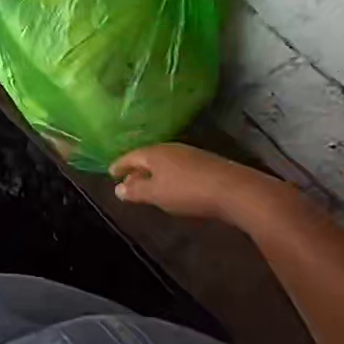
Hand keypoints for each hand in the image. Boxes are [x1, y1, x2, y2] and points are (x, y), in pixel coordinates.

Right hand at [109, 143, 281, 223]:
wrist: (233, 190)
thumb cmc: (187, 191)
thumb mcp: (156, 194)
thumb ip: (136, 191)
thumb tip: (118, 188)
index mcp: (155, 153)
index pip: (131, 156)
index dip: (120, 165)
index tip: (110, 172)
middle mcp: (171, 149)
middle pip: (148, 157)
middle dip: (136, 169)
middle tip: (126, 182)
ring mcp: (190, 155)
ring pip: (164, 162)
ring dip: (153, 174)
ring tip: (147, 187)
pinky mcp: (205, 165)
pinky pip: (178, 168)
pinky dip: (168, 176)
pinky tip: (171, 187)